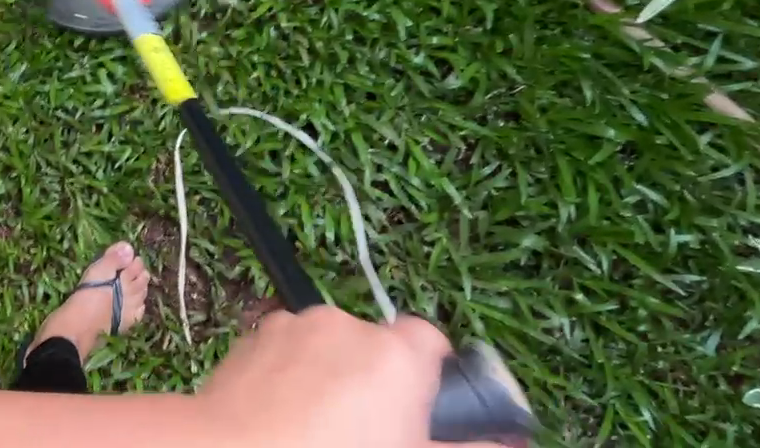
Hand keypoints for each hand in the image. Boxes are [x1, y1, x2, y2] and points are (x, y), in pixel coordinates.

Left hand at [194, 307, 475, 446]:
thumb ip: (468, 447)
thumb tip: (508, 444)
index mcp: (392, 353)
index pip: (427, 336)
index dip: (434, 368)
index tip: (431, 404)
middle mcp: (339, 324)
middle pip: (373, 342)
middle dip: (378, 377)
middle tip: (378, 428)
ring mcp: (288, 324)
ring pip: (326, 344)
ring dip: (333, 372)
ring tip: (326, 426)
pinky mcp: (250, 335)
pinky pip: (286, 348)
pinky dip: (293, 371)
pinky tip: (287, 413)